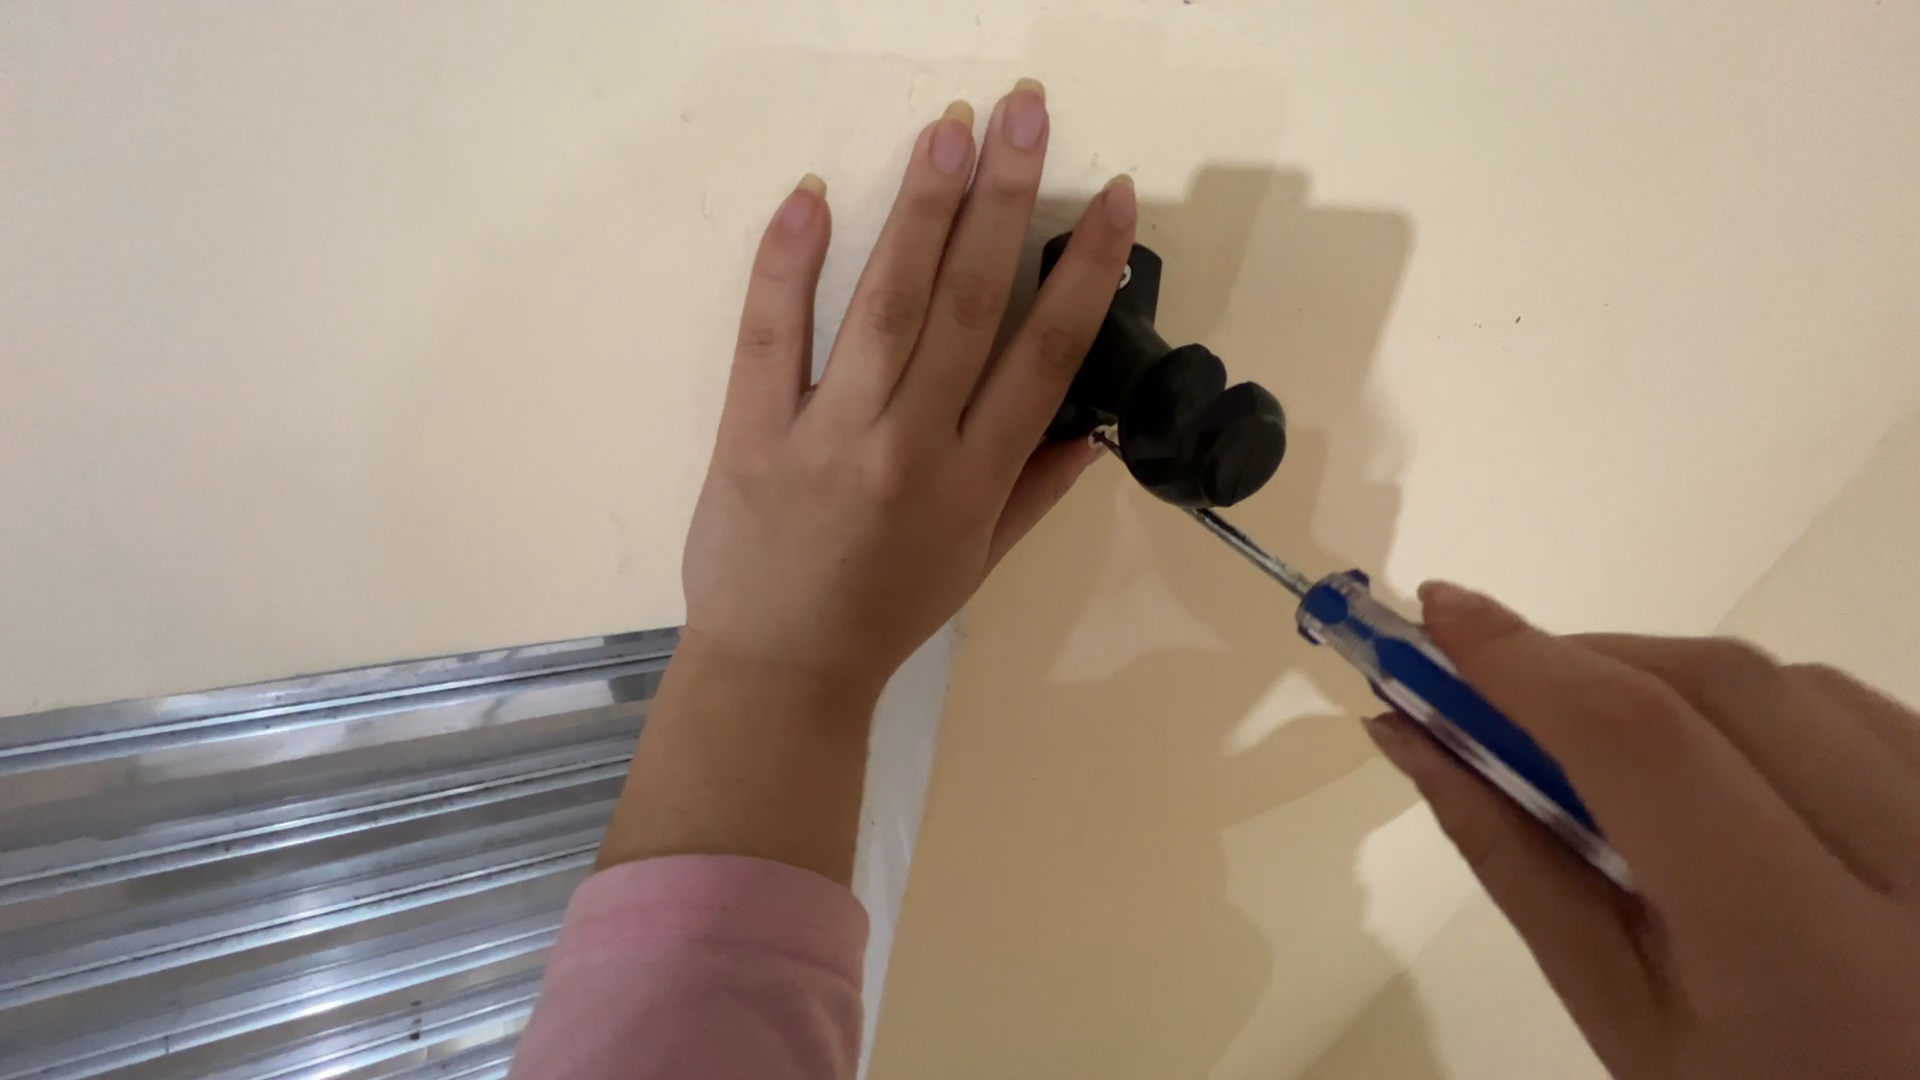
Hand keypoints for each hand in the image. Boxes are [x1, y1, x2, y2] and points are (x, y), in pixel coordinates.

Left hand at [600, 81, 1135, 882]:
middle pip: (967, 307)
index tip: (1108, 202)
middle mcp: (911, 446)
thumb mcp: (976, 565)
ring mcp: (828, 435)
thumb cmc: (887, 616)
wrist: (783, 667)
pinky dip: (786, 265)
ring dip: (920, 213)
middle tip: (1023, 110)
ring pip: (885, 307)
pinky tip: (808, 198)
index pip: (1044, 358)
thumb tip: (1089, 430)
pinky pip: (771, 336)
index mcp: (974, 480)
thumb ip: (1033, 492)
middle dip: (1003, 201)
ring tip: (949, 132)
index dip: (1083, 273)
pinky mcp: (753, 432)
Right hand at [1367, 582, 1919, 1078]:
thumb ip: (1505, 854)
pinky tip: (1717, 756)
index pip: (1641, 747)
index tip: (1436, 611)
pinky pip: (1865, 710)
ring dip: (1661, 676)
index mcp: (1812, 965)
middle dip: (1578, 659)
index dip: (1523, 658)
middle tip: (1496, 680)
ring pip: (1798, 685)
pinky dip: (1753, 701)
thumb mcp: (1610, 1004)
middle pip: (1725, 687)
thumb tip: (1400, 729)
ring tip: (1602, 732)